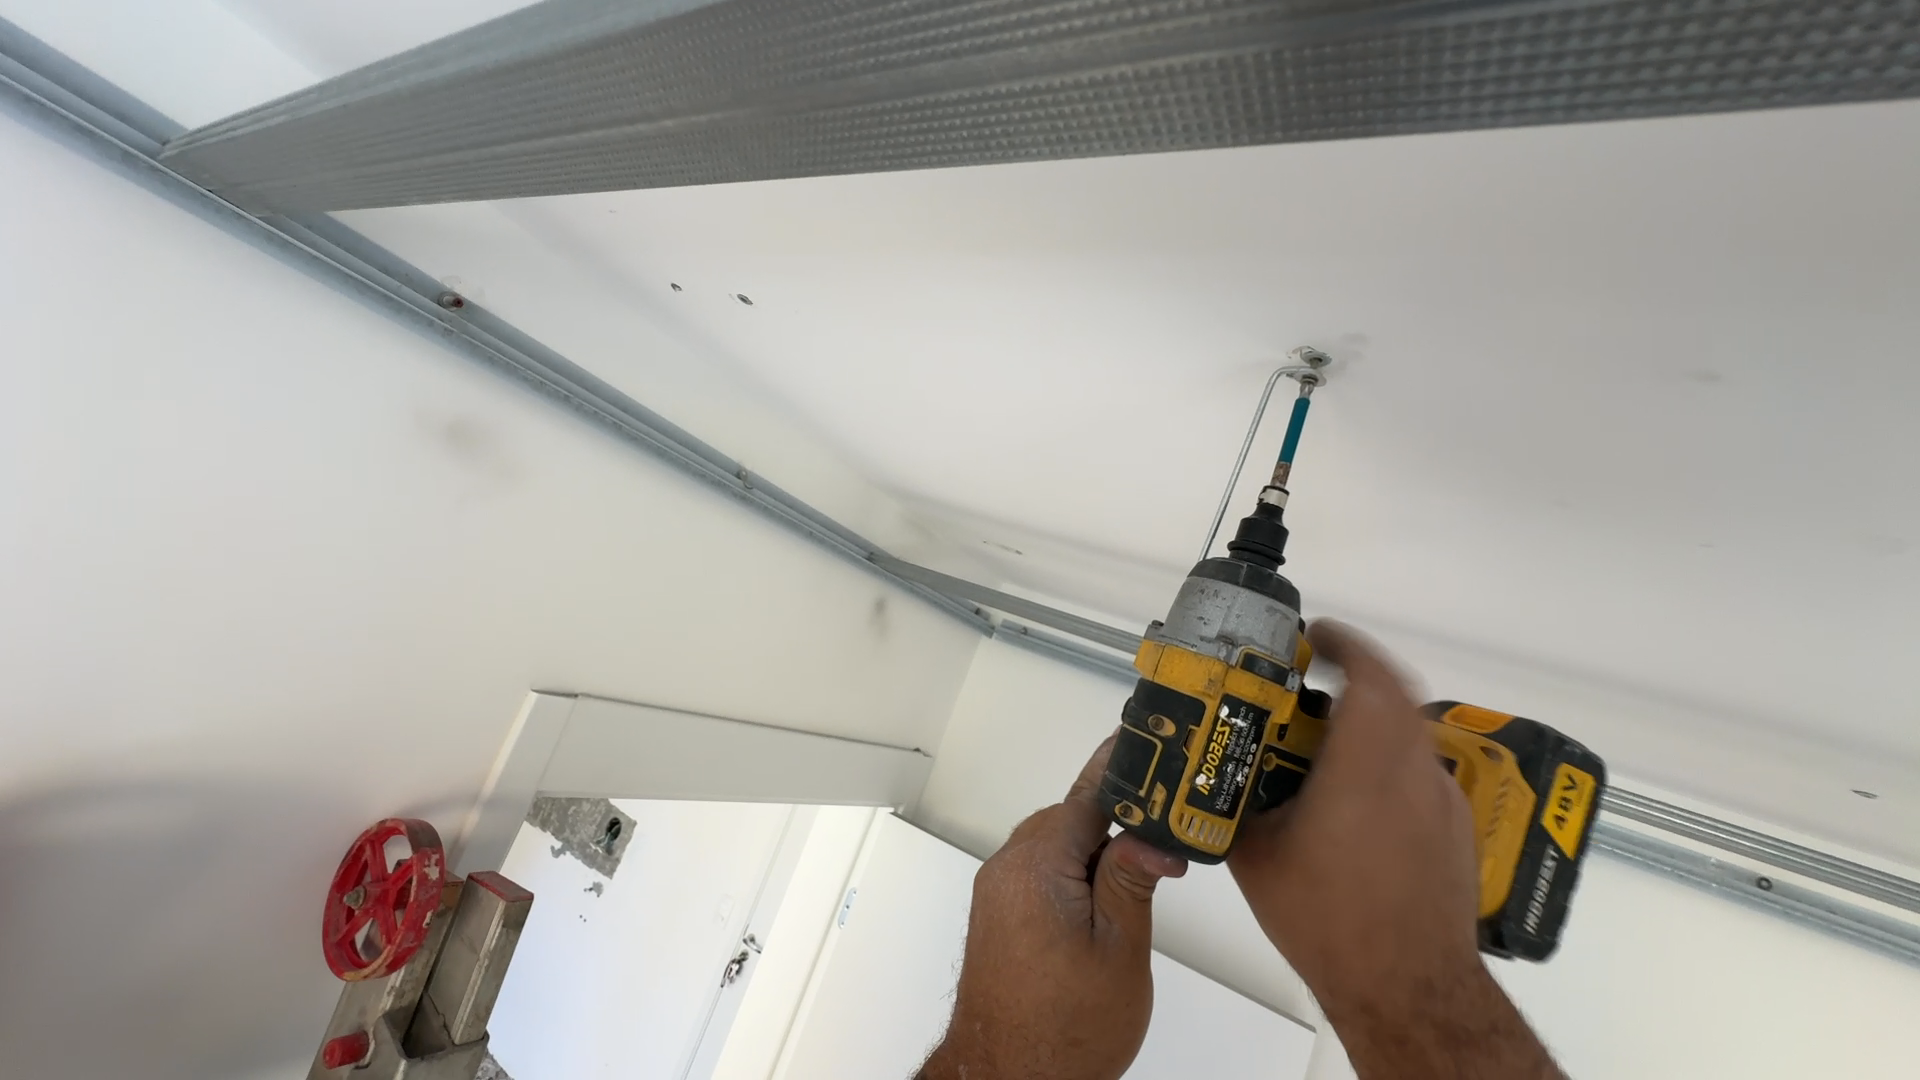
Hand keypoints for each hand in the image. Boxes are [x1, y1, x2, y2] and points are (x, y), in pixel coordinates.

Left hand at [919, 735, 1187, 1079]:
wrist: (1009, 1076)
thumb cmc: (1064, 1028)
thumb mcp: (1119, 951)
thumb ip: (1131, 881)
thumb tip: (1151, 838)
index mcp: (1039, 866)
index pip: (1086, 798)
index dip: (1122, 775)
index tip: (1143, 744)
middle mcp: (1009, 866)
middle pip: (1068, 819)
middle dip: (1112, 821)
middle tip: (1157, 830)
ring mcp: (999, 887)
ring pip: (1053, 842)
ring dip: (1090, 848)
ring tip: (1132, 875)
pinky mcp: (997, 908)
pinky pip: (1037, 866)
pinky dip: (1068, 868)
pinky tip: (1096, 897)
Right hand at [1228, 620, 1560, 1078]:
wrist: (1409, 990)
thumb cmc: (1326, 919)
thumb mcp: (1257, 854)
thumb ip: (1239, 799)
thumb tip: (1218, 772)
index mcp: (1362, 773)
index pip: (1371, 681)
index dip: (1345, 645)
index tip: (1314, 636)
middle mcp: (1412, 776)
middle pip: (1393, 697)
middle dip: (1349, 676)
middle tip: (1302, 686)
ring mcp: (1442, 802)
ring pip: (1408, 732)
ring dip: (1368, 718)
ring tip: (1321, 742)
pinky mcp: (1454, 828)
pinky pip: (1418, 769)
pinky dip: (1384, 759)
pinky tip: (1351, 798)